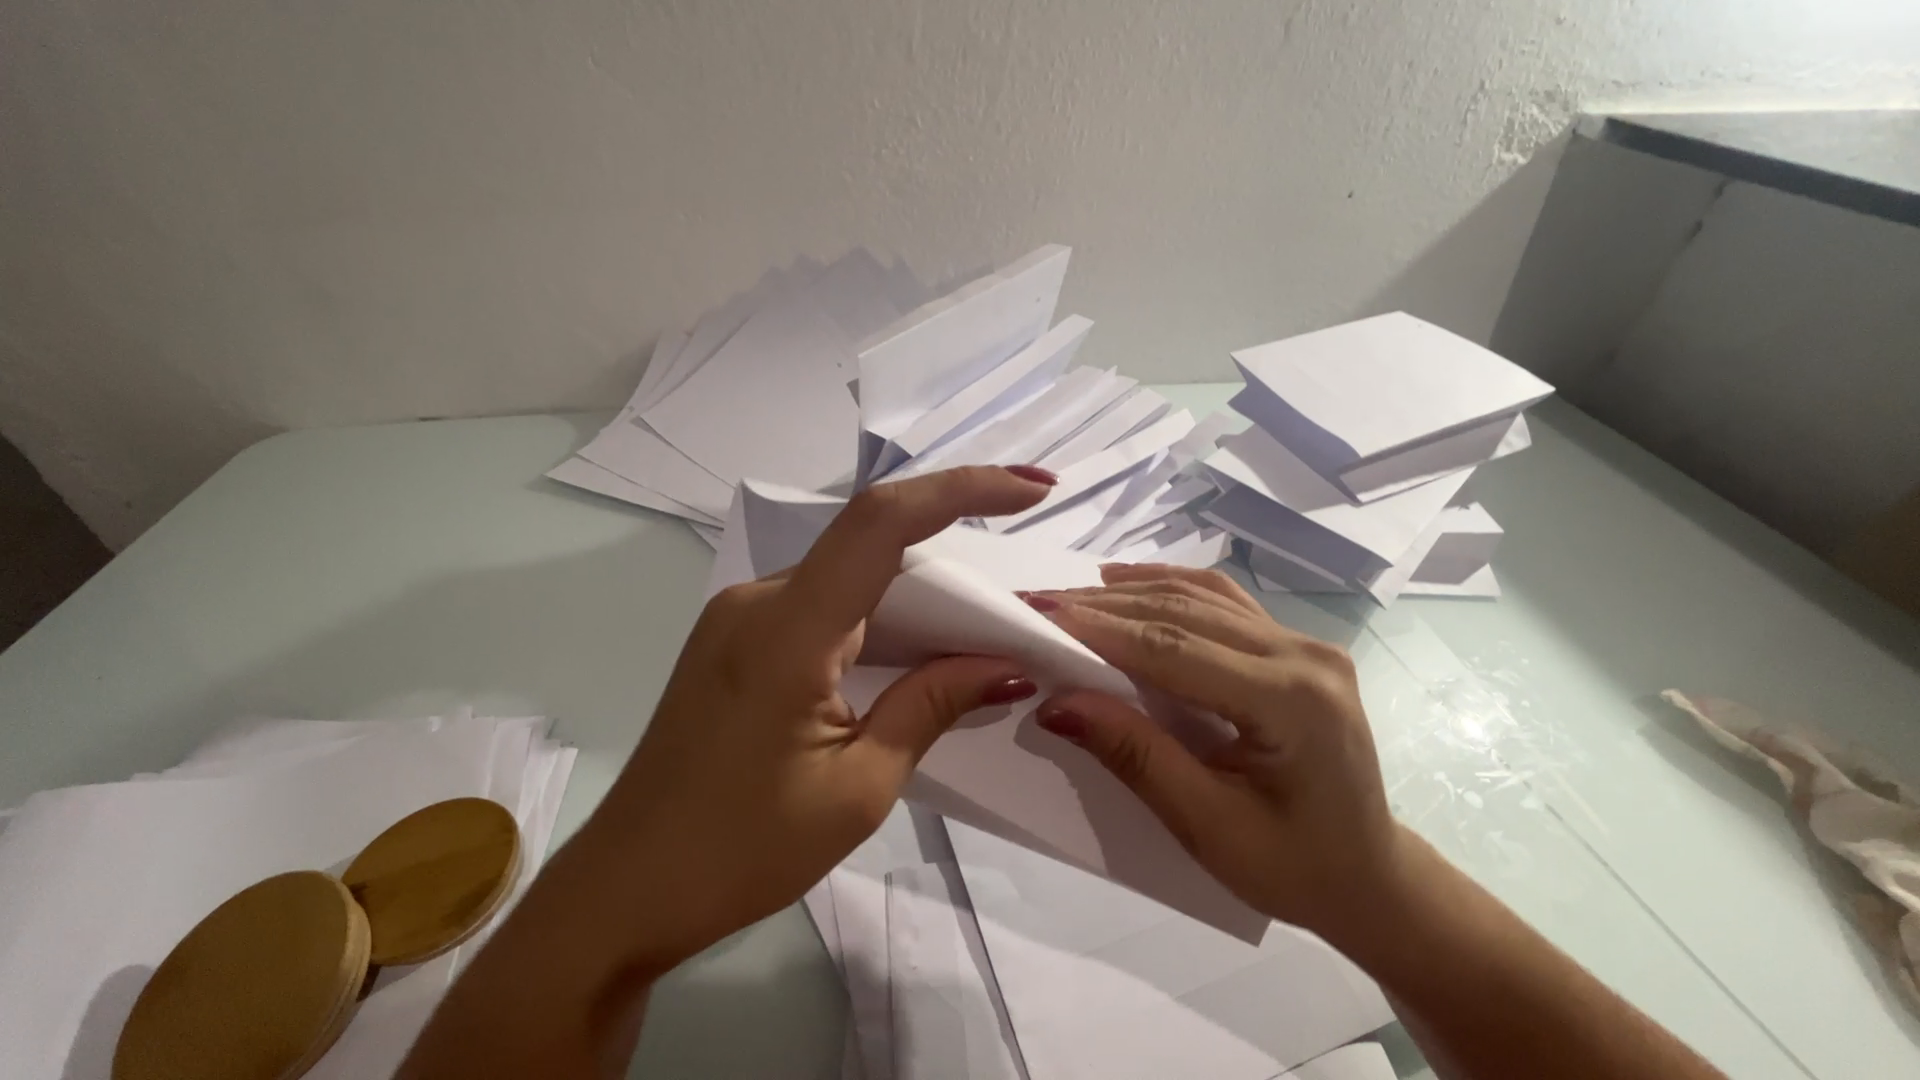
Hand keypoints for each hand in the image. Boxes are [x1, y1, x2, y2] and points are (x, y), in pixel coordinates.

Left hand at [581, 465, 1054, 972]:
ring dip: (919, 593)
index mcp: (786, 630)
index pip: (882, 523)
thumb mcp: (858, 788)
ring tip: (984, 631)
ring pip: (849, 576)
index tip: (1034, 490)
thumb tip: (1008, 665)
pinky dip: (880, 618)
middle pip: (871, 545)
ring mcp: (740, 617)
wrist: (629, 888)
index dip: (964, 489)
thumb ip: (931, 707)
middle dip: (955, 551)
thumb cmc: (742, 851)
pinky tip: (919, 652)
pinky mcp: (737, 640)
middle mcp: (758, 601)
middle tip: (1022, 597)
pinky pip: (823, 606)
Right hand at [1025, 564, 1402, 936]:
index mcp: (1291, 701)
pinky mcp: (1297, 647)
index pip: (1175, 649)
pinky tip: (1126, 583)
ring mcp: (1306, 644)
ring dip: (1130, 593)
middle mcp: (1305, 655)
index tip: (1037, 615)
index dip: (1100, 630)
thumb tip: (1057, 703)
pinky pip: (1223, 603)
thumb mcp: (1208, 826)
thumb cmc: (1293, 867)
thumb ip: (1135, 756)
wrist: (1370, 876)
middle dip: (1103, 607)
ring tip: (1067, 595)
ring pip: (1201, 598)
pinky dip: (1169, 589)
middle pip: (1184, 613)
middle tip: (1036, 601)